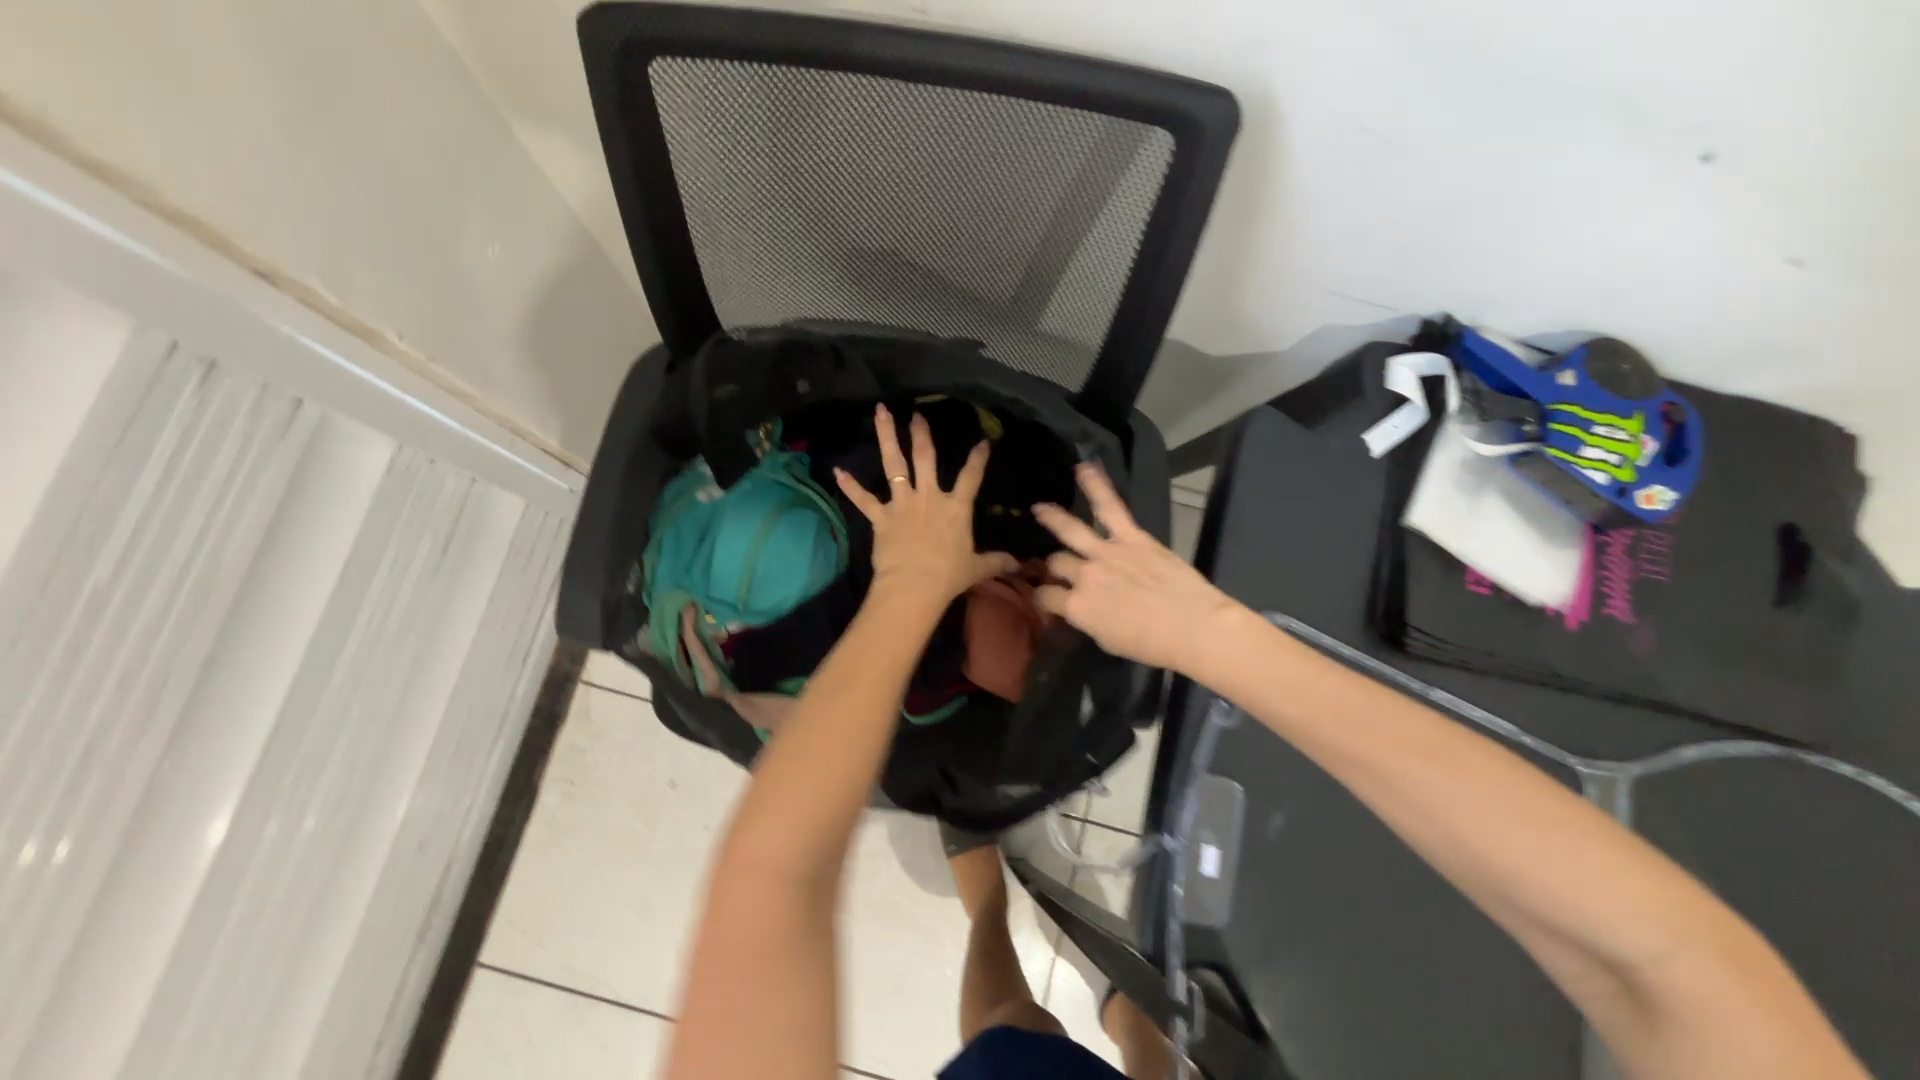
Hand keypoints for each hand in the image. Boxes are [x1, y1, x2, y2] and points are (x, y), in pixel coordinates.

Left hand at [834, 405, 1017, 605]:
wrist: (914, 586)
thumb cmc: (948, 577)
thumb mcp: (977, 568)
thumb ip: (996, 561)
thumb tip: (1018, 564)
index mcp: (956, 508)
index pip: (972, 476)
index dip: (978, 458)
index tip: (983, 441)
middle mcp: (929, 497)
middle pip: (926, 458)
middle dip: (921, 434)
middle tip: (916, 415)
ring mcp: (903, 504)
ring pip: (893, 464)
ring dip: (886, 437)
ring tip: (881, 413)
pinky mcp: (881, 517)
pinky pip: (863, 499)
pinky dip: (850, 486)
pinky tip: (838, 471)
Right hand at [1032, 464, 1239, 673]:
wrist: (1192, 626)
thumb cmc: (1152, 644)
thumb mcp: (1107, 640)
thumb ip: (1087, 619)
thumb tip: (1079, 609)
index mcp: (1076, 607)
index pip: (1045, 596)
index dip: (1043, 598)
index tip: (1047, 598)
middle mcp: (1084, 576)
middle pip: (1057, 563)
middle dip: (1053, 566)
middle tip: (1057, 566)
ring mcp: (1106, 552)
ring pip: (1071, 530)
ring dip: (1053, 517)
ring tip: (1040, 508)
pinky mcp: (1132, 537)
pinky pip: (1109, 507)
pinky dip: (1096, 486)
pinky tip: (1084, 468)